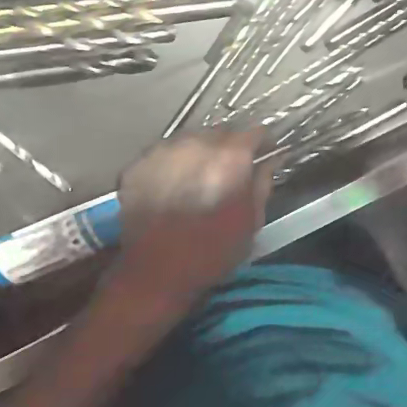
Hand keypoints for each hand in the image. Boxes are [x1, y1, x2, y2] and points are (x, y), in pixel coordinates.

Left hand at [112, 129, 271, 300]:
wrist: (156, 273)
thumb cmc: (213, 253)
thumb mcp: (251, 222)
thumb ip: (261, 185)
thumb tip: (268, 162)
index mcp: (229, 158)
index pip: (253, 132)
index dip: (261, 142)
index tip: (264, 153)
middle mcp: (194, 145)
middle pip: (219, 132)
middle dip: (229, 145)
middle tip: (232, 169)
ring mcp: (161, 153)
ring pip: (188, 139)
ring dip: (199, 151)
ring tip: (201, 175)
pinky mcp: (137, 165)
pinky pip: (163, 154)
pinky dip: (173, 163)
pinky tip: (175, 184)